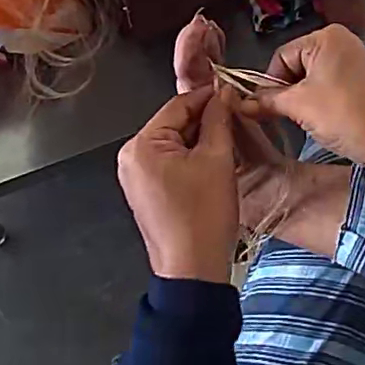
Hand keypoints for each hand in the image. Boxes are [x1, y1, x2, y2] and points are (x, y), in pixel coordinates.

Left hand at [117, 88, 239, 283]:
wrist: (193, 274)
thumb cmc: (203, 216)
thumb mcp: (216, 160)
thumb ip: (218, 120)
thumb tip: (222, 94)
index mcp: (141, 145)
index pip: (177, 106)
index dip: (207, 96)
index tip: (230, 90)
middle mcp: (130, 156)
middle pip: (173, 124)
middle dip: (203, 119)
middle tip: (234, 115)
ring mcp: (135, 175)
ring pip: (173, 143)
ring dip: (199, 139)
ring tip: (228, 137)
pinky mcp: (144, 191)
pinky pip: (168, 162)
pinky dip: (190, 158)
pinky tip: (212, 160)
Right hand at [259, 24, 364, 166]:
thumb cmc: (343, 115)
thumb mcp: (299, 106)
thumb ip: (267, 100)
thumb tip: (242, 103)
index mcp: (326, 37)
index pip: (282, 56)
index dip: (271, 83)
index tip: (270, 106)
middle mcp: (341, 40)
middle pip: (296, 64)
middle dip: (289, 90)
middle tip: (291, 114)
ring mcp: (354, 57)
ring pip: (311, 75)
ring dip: (303, 96)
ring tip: (309, 117)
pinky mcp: (362, 76)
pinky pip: (329, 81)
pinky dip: (321, 97)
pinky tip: (325, 116)